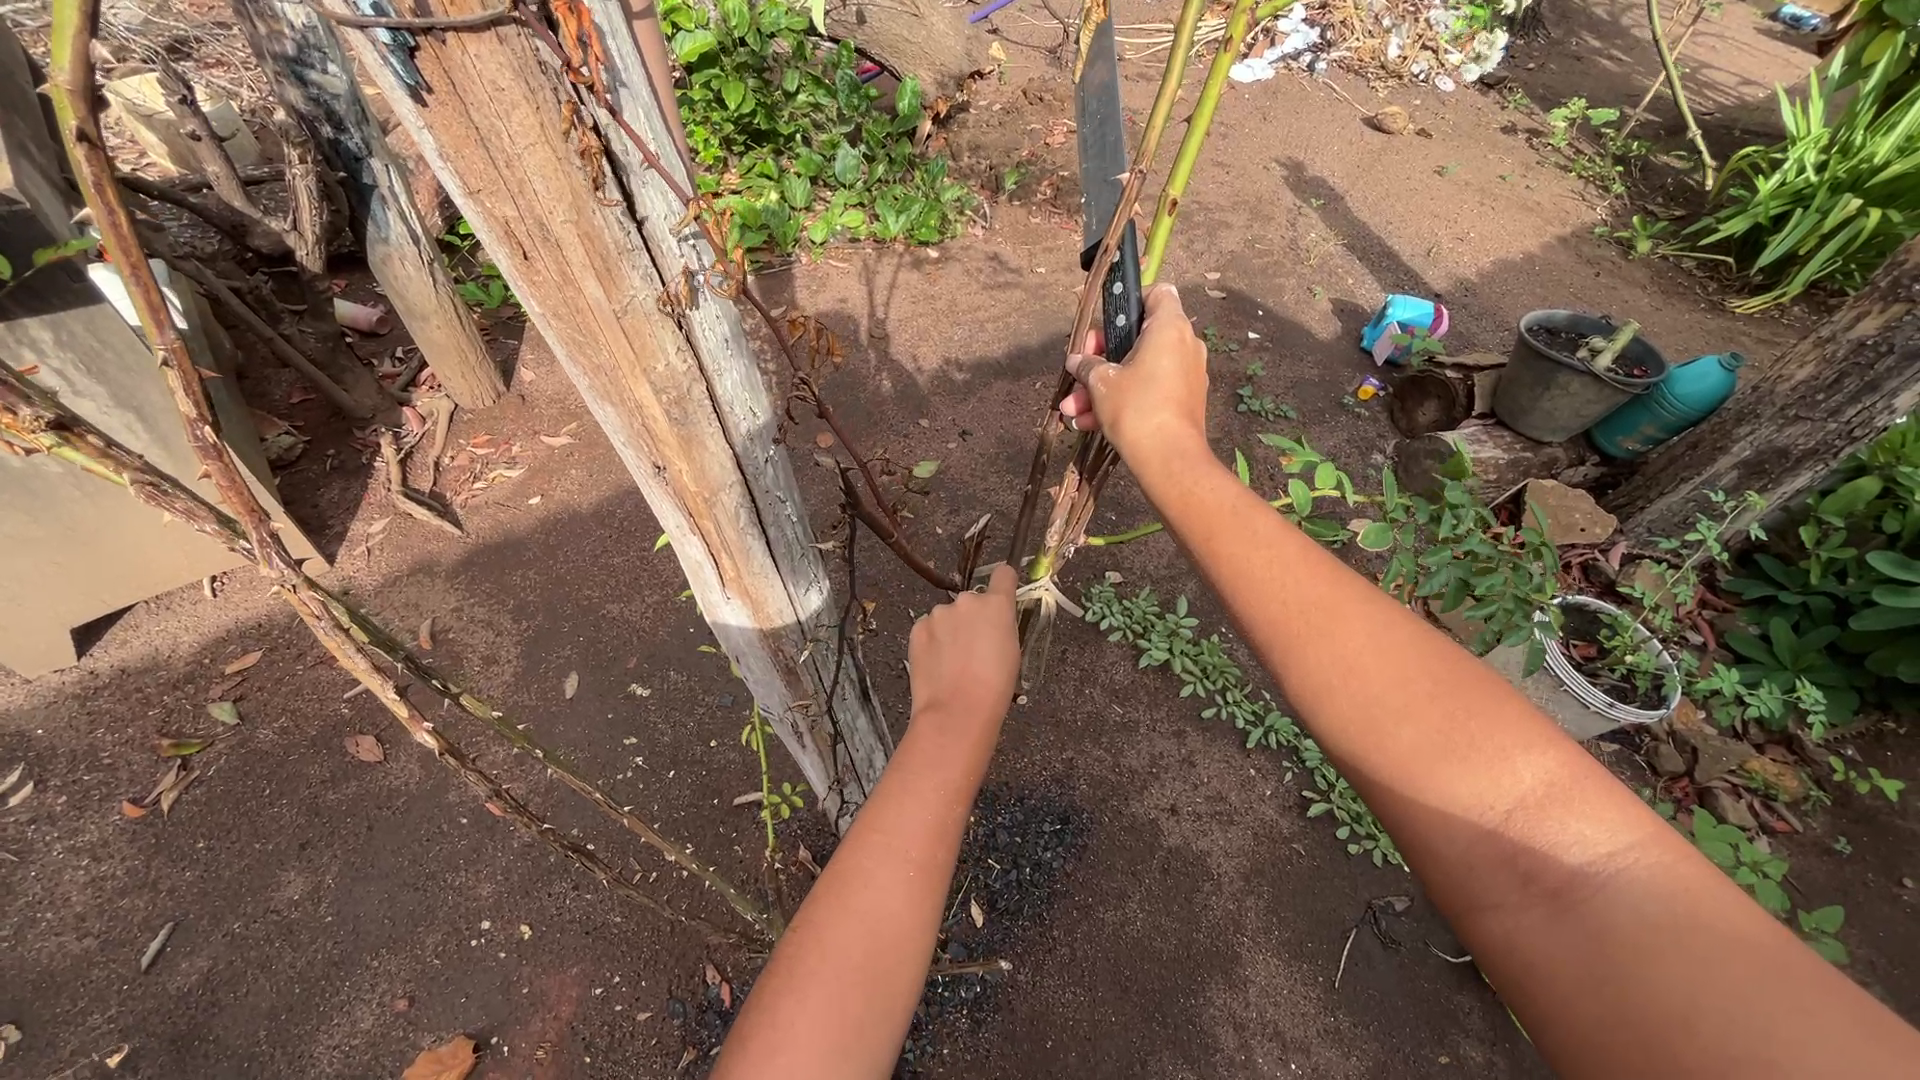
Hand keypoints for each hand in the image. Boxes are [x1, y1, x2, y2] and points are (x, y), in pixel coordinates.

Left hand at [908, 564, 1019, 729]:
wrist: (957, 710)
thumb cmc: (995, 686)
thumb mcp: (1012, 652)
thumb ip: (1002, 627)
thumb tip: (992, 624)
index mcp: (997, 605)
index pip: (1003, 575)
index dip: (1003, 583)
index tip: (1002, 592)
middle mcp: (967, 600)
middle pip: (972, 602)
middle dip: (972, 618)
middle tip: (974, 648)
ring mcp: (938, 613)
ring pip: (947, 616)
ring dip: (950, 630)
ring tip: (952, 662)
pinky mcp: (917, 628)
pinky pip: (928, 629)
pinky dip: (932, 641)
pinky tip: (937, 664)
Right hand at [1057, 282, 1208, 456]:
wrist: (1168, 459)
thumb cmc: (1136, 408)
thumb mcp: (1101, 382)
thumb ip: (1087, 365)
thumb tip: (1077, 361)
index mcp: (1169, 327)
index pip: (1157, 293)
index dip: (1131, 301)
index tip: (1107, 323)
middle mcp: (1185, 345)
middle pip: (1139, 337)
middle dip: (1102, 356)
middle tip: (1079, 371)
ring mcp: (1187, 375)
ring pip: (1138, 370)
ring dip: (1104, 386)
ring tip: (1073, 409)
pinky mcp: (1183, 401)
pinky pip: (1148, 391)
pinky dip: (1123, 401)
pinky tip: (1090, 422)